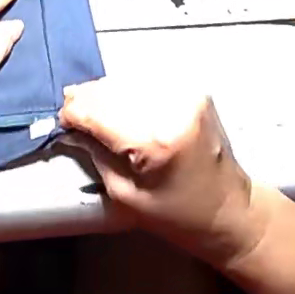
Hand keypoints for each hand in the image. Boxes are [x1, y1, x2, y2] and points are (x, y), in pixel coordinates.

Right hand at [59, 78, 275, 270]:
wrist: (231, 210)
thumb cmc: (177, 213)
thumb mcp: (125, 195)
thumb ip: (95, 153)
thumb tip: (73, 126)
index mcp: (153, 142)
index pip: (95, 110)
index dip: (72, 113)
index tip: (63, 122)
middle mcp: (169, 109)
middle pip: (108, 89)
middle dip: (86, 100)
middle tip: (75, 114)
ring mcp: (184, 95)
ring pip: (124, 80)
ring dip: (105, 93)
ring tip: (98, 110)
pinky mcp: (192, 90)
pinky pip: (145, 80)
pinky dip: (129, 90)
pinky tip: (125, 106)